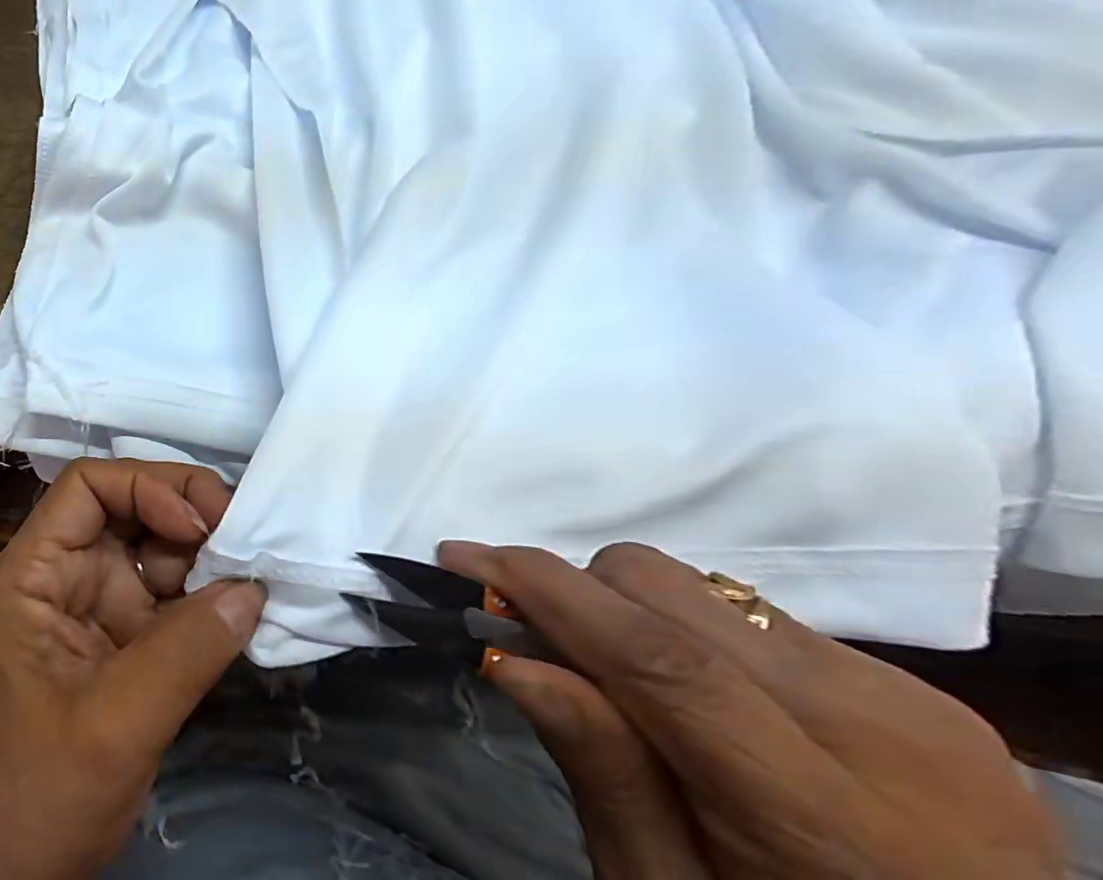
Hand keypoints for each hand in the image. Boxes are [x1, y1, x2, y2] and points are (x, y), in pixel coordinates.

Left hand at [0, 459, 265, 879]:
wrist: (31, 855)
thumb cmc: (49, 787)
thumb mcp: (116, 722)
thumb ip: (185, 653)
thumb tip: (251, 590)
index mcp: (35, 572)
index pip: (85, 487)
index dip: (144, 487)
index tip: (195, 528)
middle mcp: (67, 570)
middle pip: (129, 501)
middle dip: (186, 508)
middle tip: (238, 536)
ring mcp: (101, 597)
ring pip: (158, 538)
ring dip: (205, 547)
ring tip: (245, 570)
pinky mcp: (131, 627)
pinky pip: (176, 584)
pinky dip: (210, 585)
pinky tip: (239, 599)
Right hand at [439, 541, 1062, 879]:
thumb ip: (603, 774)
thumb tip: (510, 658)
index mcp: (827, 819)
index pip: (660, 660)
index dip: (549, 593)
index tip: (460, 557)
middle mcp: (880, 730)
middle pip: (671, 592)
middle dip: (576, 593)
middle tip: (525, 632)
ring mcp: (911, 699)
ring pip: (704, 587)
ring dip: (626, 607)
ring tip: (605, 667)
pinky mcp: (917, 686)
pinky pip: (752, 612)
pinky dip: (686, 628)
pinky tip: (687, 688)